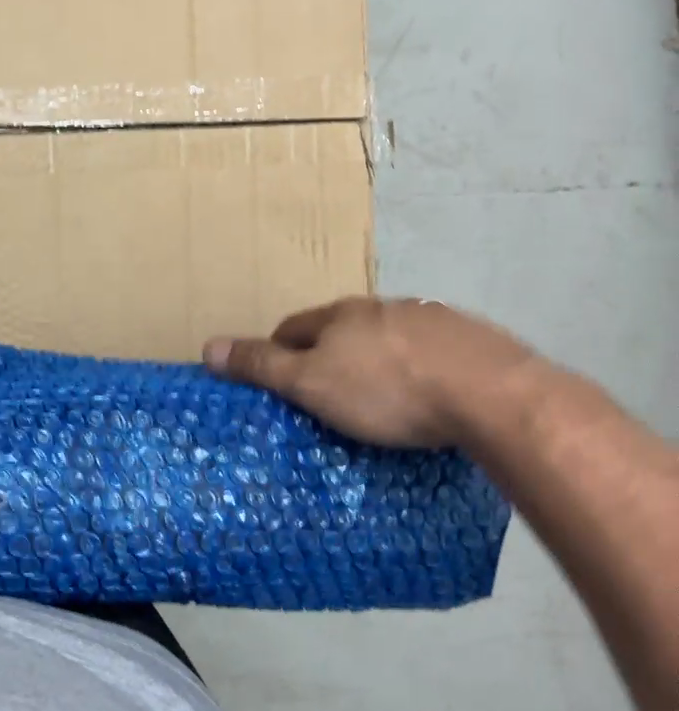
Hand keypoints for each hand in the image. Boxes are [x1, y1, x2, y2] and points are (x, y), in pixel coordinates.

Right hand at [202, 296, 538, 447]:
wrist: (502, 400)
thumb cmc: (389, 392)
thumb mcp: (309, 384)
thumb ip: (260, 365)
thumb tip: (207, 346)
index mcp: (339, 315)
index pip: (291, 328)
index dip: (279, 354)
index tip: (280, 384)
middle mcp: (385, 308)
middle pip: (343, 331)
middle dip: (332, 357)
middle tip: (331, 396)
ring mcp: (438, 322)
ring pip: (392, 341)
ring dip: (382, 362)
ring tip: (387, 402)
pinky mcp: (484, 344)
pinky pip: (439, 356)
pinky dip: (428, 373)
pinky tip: (437, 400)